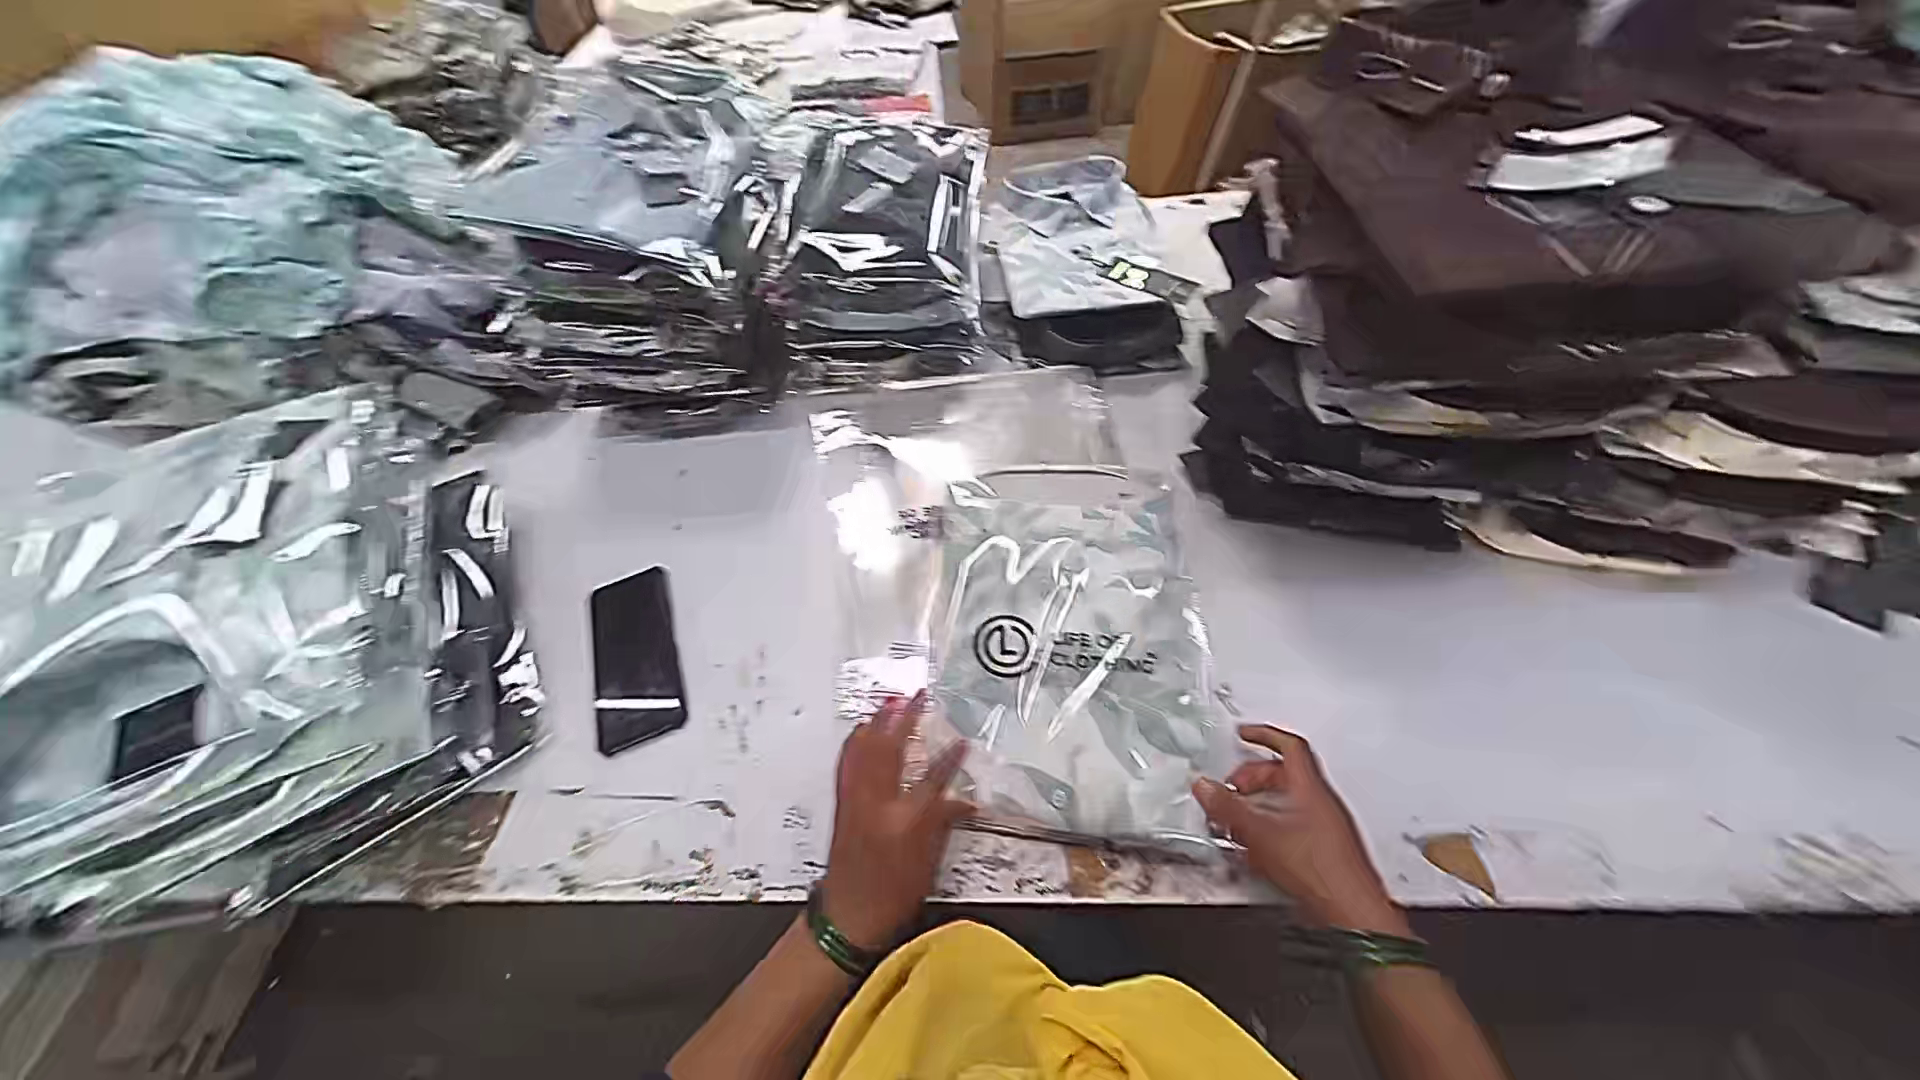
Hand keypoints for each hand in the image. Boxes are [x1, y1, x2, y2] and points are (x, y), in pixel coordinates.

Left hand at [820, 692, 972, 950]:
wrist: (848, 915)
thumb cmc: (894, 894)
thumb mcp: (928, 863)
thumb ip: (944, 823)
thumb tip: (966, 800)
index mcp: (905, 822)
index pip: (933, 780)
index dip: (950, 759)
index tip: (962, 741)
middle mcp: (877, 804)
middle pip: (892, 751)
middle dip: (906, 720)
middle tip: (917, 697)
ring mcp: (856, 800)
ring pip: (866, 750)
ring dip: (878, 722)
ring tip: (891, 700)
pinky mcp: (843, 801)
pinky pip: (848, 762)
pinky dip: (856, 741)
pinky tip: (862, 727)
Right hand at [1194, 725, 1411, 936]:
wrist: (1353, 915)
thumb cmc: (1320, 871)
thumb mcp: (1259, 831)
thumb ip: (1227, 806)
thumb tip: (1206, 787)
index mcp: (1309, 788)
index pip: (1290, 746)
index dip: (1265, 735)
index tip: (1245, 734)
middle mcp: (1320, 802)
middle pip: (1283, 774)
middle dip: (1253, 777)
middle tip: (1233, 786)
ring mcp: (1325, 825)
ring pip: (1286, 800)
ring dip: (1259, 803)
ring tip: (1239, 817)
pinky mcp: (1323, 848)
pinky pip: (1292, 823)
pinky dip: (1270, 825)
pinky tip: (1256, 845)